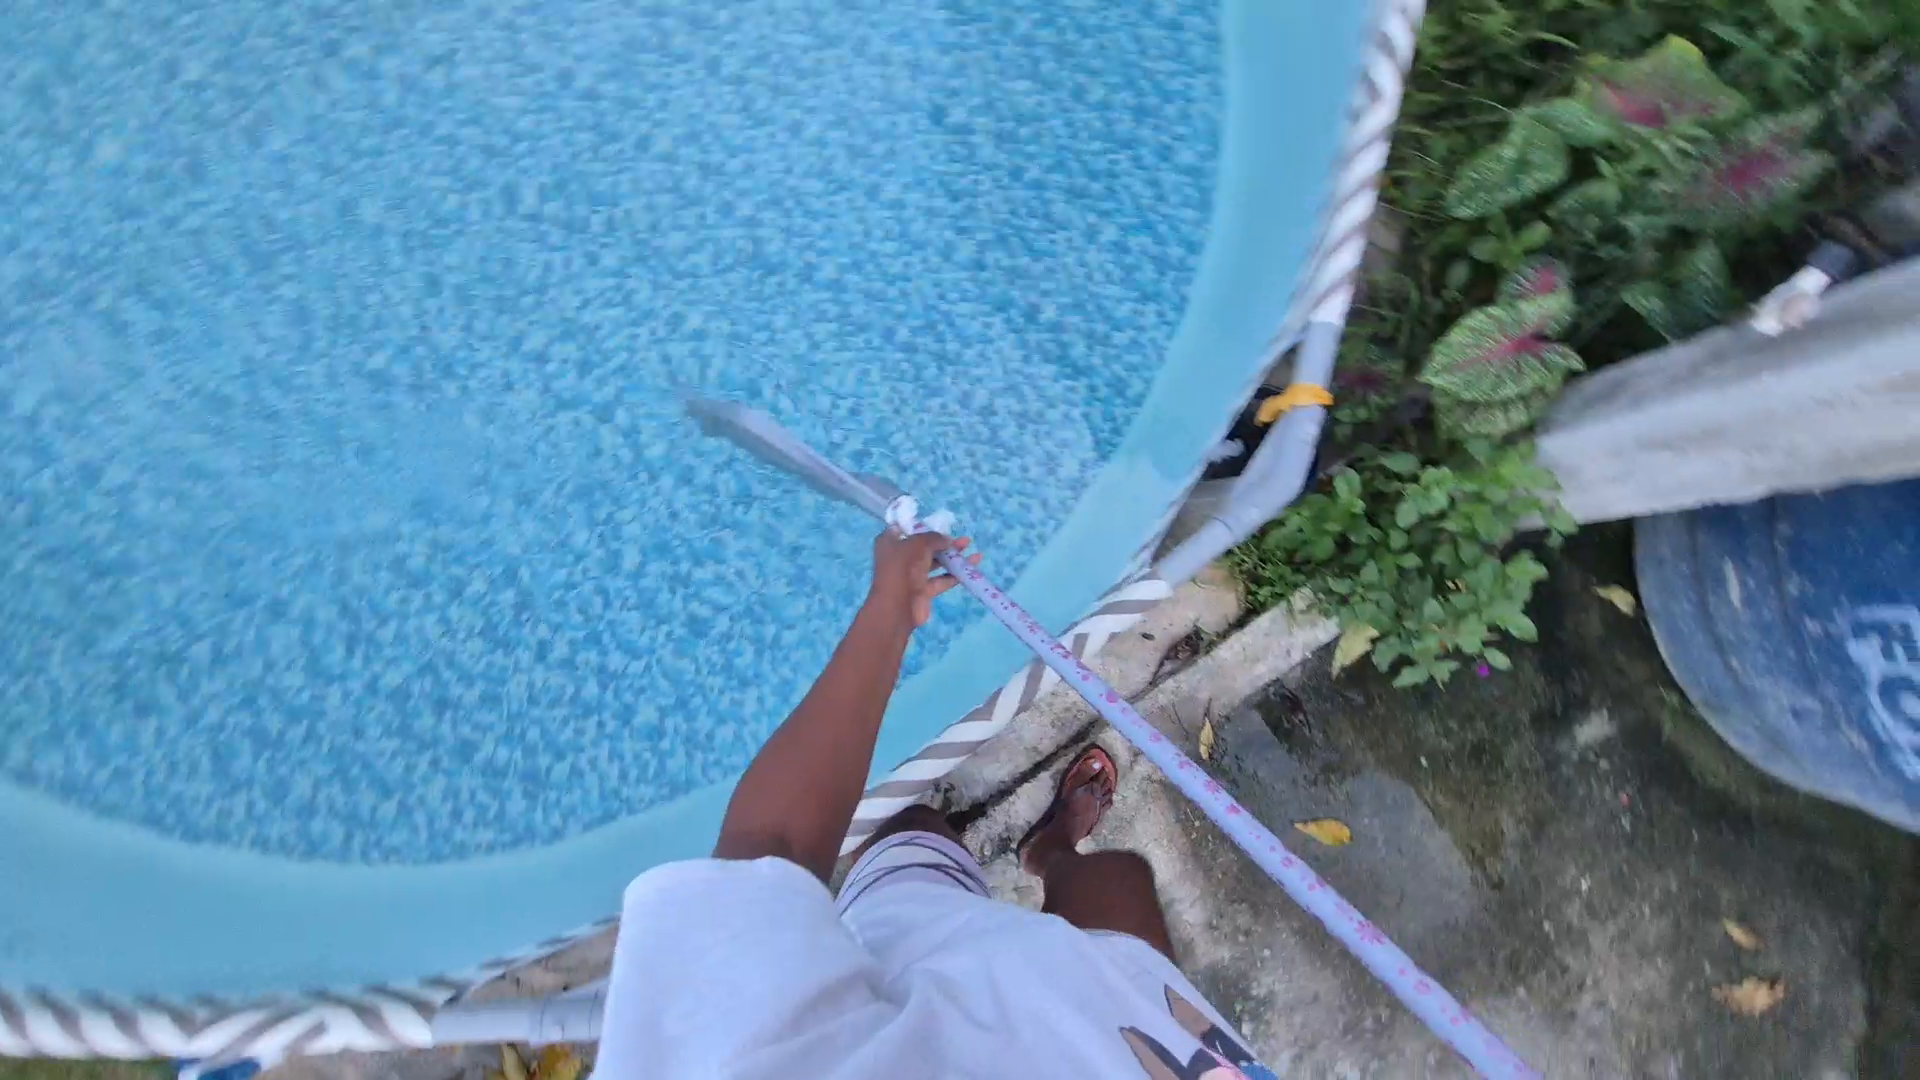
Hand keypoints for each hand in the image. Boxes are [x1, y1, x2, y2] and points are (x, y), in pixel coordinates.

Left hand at [863, 529, 979, 629]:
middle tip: (960, 537)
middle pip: (923, 546)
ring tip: (969, 546)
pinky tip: (972, 565)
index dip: (919, 526)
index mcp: (889, 542)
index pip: (903, 529)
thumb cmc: (903, 567)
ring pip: (934, 562)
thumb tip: (947, 540)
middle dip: (942, 541)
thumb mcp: (918, 544)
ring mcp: (911, 575)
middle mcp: (899, 558)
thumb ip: (934, 538)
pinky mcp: (923, 591)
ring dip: (951, 555)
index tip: (936, 523)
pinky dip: (956, 573)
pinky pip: (942, 579)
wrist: (898, 606)